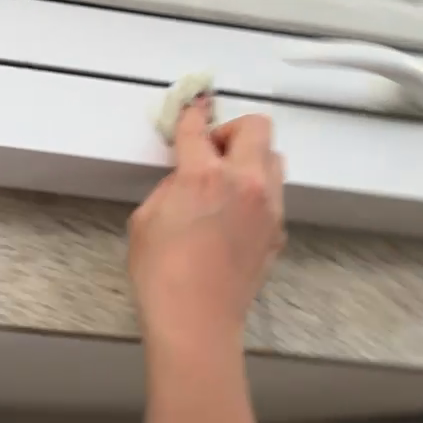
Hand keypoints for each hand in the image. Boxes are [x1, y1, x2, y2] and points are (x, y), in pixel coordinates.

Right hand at [129, 98, 285, 347]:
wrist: (195, 316)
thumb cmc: (160, 273)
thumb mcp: (146, 220)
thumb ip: (170, 188)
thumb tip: (186, 178)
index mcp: (203, 177)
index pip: (199, 129)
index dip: (192, 114)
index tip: (192, 106)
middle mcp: (244, 183)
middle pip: (256, 128)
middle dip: (231, 131)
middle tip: (209, 149)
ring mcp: (267, 206)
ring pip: (272, 159)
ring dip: (248, 159)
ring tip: (221, 182)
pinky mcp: (276, 229)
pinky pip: (271, 193)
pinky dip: (253, 191)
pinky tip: (227, 215)